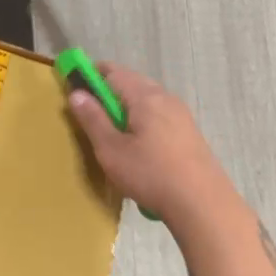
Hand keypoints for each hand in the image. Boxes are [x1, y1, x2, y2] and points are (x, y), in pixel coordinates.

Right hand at [65, 62, 236, 229]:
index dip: (90, 75)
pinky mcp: (188, 132)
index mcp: (145, 97)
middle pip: (132, 82)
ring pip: (146, 99)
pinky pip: (158, 114)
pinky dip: (141, 118)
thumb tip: (76, 93)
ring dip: (125, 106)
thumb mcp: (111, 149)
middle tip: (89, 112)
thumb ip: (92, 119)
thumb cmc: (150, 174)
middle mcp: (166, 97)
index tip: (73, 86)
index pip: (113, 72)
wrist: (202, 203)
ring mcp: (181, 114)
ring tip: (111, 131)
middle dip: (108, 90)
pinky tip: (137, 144)